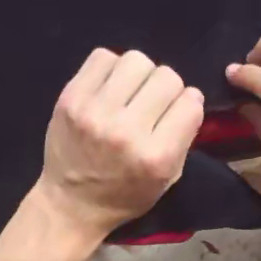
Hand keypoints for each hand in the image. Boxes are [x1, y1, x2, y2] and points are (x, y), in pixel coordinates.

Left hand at [36, 48, 203, 242]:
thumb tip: (190, 96)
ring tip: (130, 94)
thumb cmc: (124, 195)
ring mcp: (94, 112)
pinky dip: (111, 68)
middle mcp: (126, 131)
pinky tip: (109, 89)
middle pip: (166, 77)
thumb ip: (183, 137)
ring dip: (139, 75)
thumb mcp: (167, 179)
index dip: (188, 105)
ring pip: (136, 60)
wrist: (70, 204)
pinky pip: (102, 57)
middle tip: (152, 105)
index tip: (176, 114)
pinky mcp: (70, 98)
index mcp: (155, 157)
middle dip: (166, 89)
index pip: (190, 102)